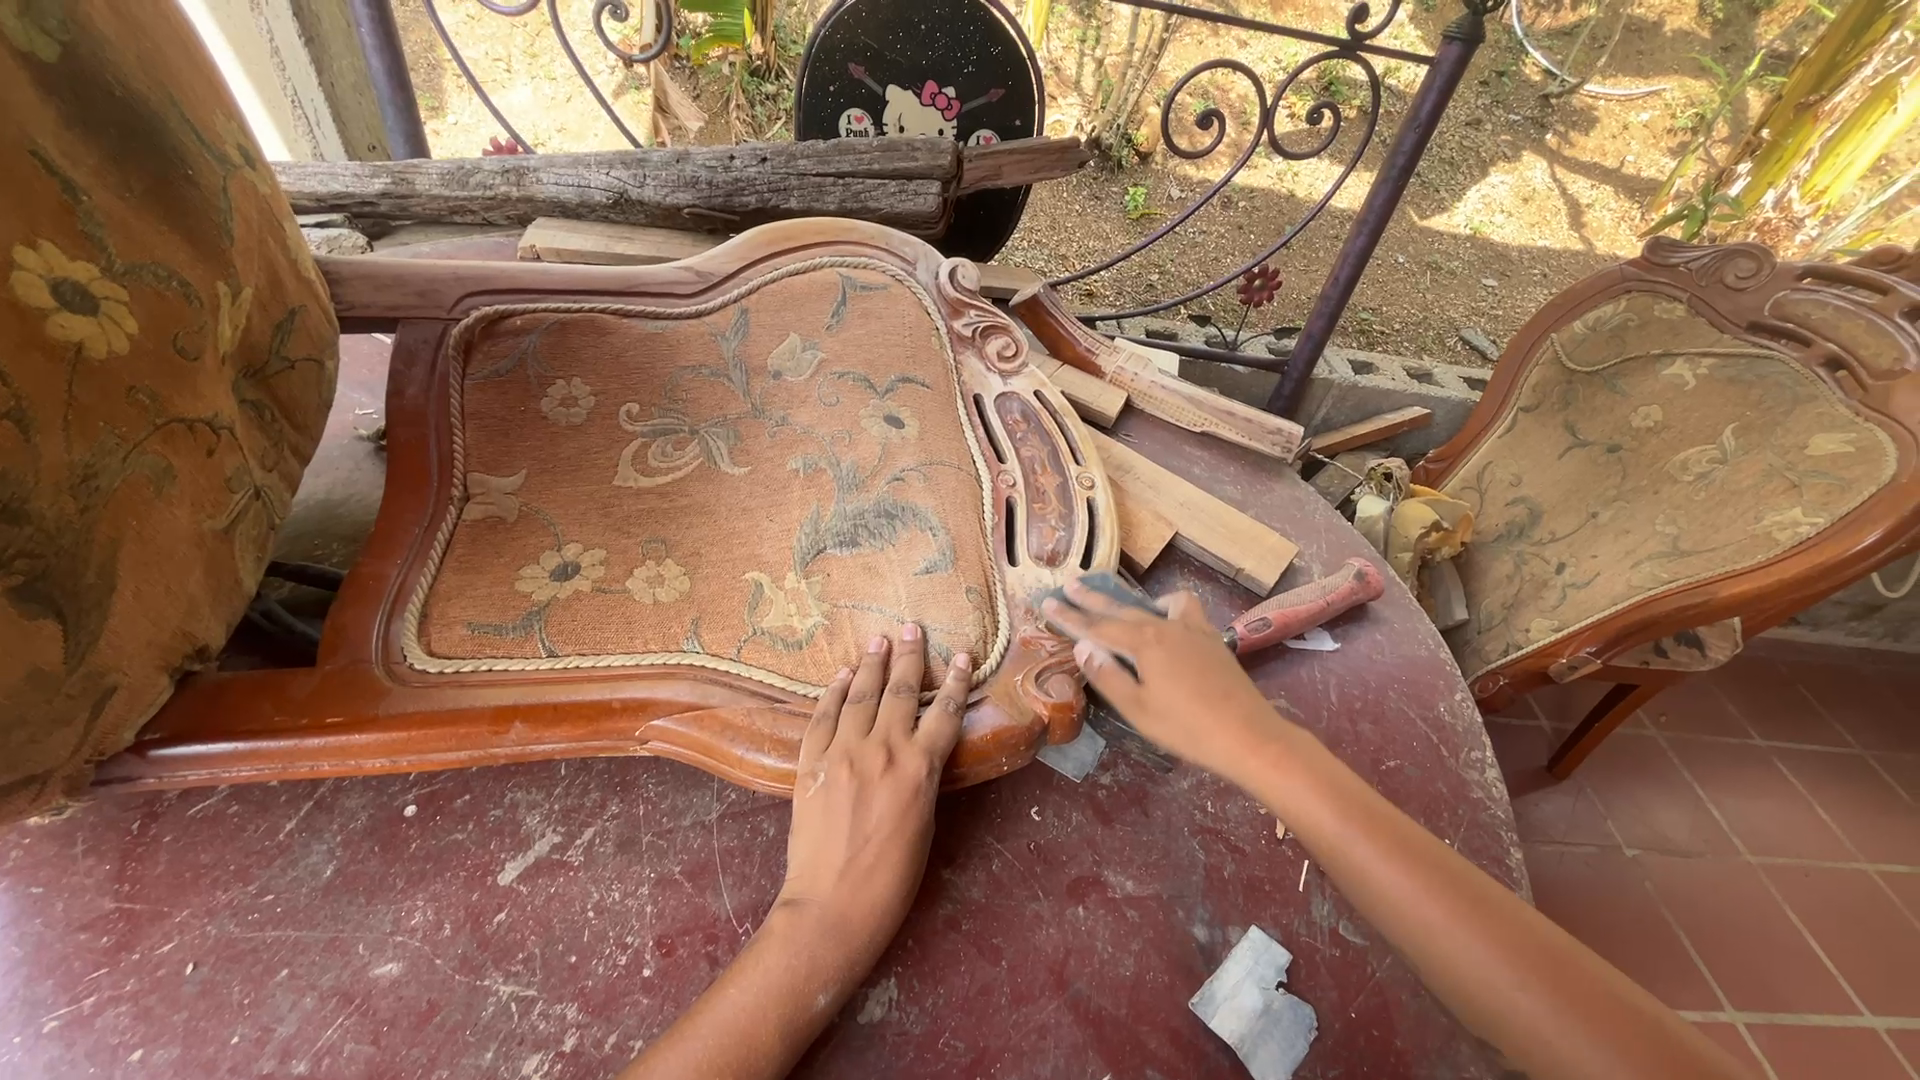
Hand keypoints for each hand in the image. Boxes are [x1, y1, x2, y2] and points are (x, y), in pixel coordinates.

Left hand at [775, 624, 969, 963]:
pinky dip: (832, 693)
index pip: (945, 711)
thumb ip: (921, 779)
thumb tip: (918, 751)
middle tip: (912, 627)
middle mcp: (884, 749)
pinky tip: (841, 676)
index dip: (957, 680)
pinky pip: (822, 717)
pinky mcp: (811, 763)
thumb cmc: (892, 878)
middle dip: (910, 655)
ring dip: (872, 665)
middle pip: (902, 691)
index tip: (964, 654)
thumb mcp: (924, 823)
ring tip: (878, 640)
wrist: (833, 905)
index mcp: (920, 768)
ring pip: (861, 696)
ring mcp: (843, 752)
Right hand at [1042, 580, 1294, 784]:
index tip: (1047, 603)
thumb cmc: (1186, 728)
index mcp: (1144, 643)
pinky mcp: (1212, 640)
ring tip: (1123, 607)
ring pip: (1156, 604)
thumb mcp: (1137, 709)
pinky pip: (1185, 610)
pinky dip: (1169, 608)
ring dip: (1134, 601)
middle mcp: (1166, 627)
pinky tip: (1167, 622)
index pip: (1096, 627)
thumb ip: (1107, 675)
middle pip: (1121, 609)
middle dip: (1092, 599)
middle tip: (1069, 585)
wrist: (1248, 736)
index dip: (1069, 616)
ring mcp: (1193, 630)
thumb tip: (1083, 646)